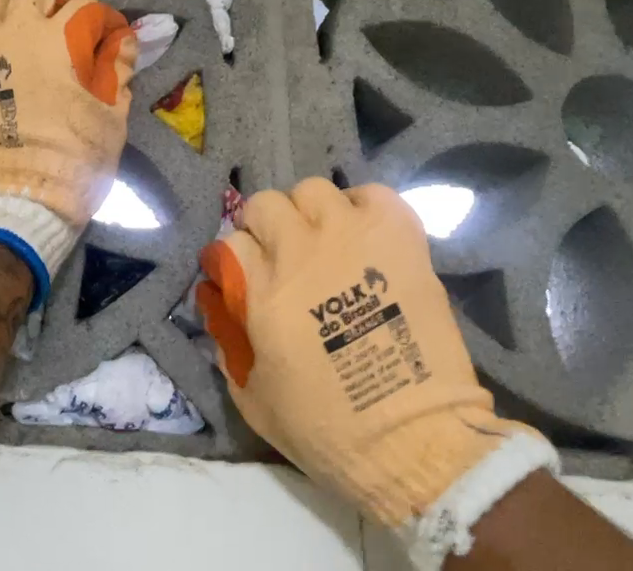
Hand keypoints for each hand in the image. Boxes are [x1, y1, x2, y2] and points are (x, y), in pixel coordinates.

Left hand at [0, 0, 136, 307]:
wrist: (14, 198)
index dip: (101, 17)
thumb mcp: (112, 116)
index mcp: (62, 38)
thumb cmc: (72, 160)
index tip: (106, 33)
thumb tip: (121, 43)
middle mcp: (16, 29)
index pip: (85, 7)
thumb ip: (117, 70)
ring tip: (23, 18)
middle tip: (67, 15)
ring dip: (14, 1)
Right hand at [196, 179, 556, 563]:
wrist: (415, 440)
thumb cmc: (327, 429)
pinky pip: (373, 194)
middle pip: (265, 205)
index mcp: (261, 294)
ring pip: (314, 191)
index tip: (240, 276)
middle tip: (282, 257)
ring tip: (325, 242)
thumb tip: (217, 300)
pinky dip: (363, 208)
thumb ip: (227, 341)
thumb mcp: (252, 396)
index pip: (229, 244)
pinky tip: (363, 235)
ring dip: (311, 214)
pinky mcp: (400, 239)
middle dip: (265, 229)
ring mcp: (353, 240)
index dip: (232, 261)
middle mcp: (301, 254)